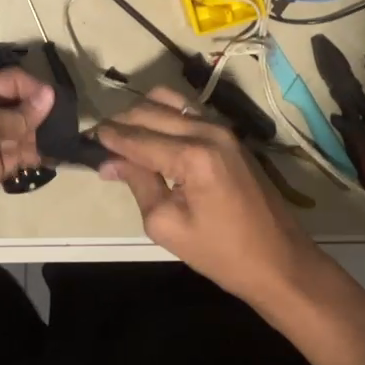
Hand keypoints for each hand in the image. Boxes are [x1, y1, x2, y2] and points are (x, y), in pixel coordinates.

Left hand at [0, 68, 53, 274]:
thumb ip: (12, 114)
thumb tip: (49, 95)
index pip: (6, 81)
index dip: (32, 87)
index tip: (59, 102)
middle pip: (15, 105)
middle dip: (40, 111)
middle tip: (69, 124)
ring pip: (19, 132)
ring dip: (41, 134)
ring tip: (67, 141)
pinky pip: (18, 157)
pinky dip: (36, 155)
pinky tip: (55, 157)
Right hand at [96, 85, 324, 305]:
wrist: (281, 262)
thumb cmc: (222, 254)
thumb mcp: (168, 225)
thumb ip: (138, 184)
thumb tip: (109, 162)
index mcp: (193, 156)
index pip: (137, 137)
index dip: (108, 137)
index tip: (83, 138)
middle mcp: (207, 130)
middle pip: (150, 111)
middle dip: (121, 122)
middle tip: (99, 140)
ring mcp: (222, 129)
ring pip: (169, 101)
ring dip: (142, 113)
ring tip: (123, 136)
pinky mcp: (229, 135)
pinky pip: (187, 111)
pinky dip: (164, 115)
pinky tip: (151, 135)